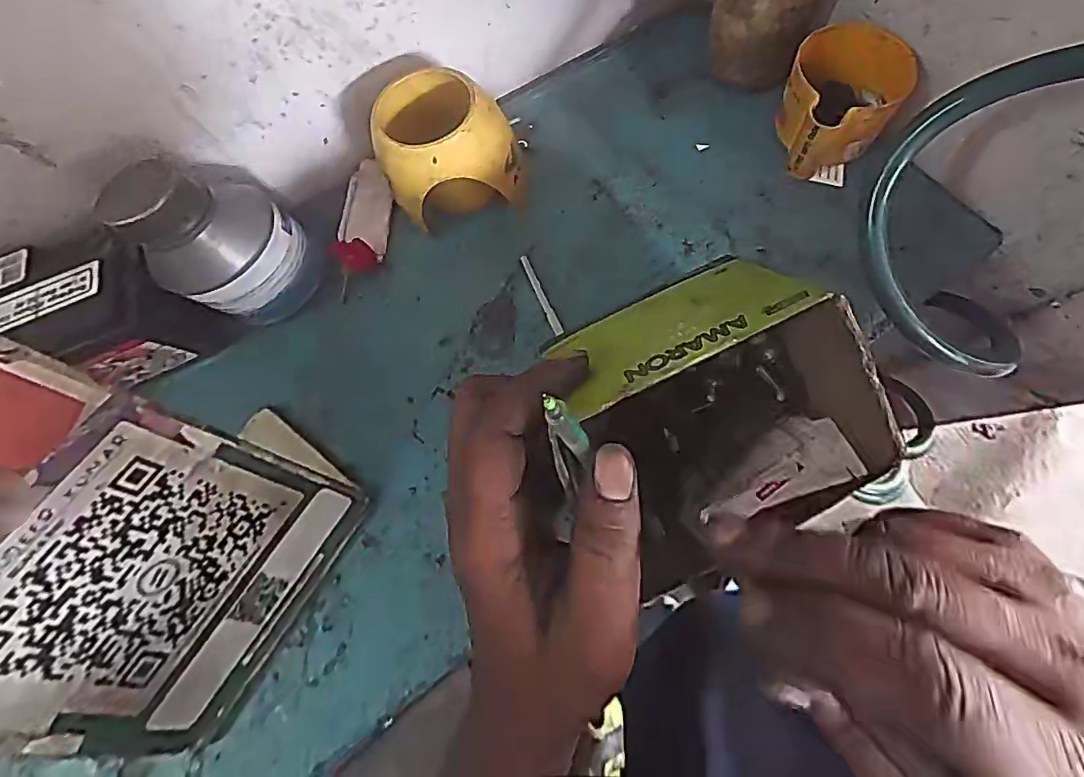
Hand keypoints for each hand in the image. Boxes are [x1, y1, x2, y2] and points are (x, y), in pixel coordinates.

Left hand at [444, 357, 641, 775]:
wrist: (531, 711)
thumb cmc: (565, 666)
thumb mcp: (602, 612)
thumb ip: (608, 537)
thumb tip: (615, 452)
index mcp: (484, 530)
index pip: (489, 433)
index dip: (529, 389)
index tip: (583, 371)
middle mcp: (469, 508)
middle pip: (469, 414)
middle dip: (521, 384)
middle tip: (582, 386)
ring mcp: (478, 508)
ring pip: (482, 423)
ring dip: (528, 399)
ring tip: (588, 402)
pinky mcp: (497, 511)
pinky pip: (505, 444)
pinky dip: (535, 423)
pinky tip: (580, 438)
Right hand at [710, 508, 1083, 776]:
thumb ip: (878, 747)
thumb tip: (794, 663)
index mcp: (1060, 759)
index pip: (919, 667)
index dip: (822, 629)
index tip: (750, 606)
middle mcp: (1074, 670)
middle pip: (919, 585)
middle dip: (812, 559)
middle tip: (740, 541)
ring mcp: (1072, 614)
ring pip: (938, 547)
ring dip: (845, 537)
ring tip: (783, 541)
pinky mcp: (1059, 582)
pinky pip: (971, 529)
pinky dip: (904, 525)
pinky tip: (860, 534)